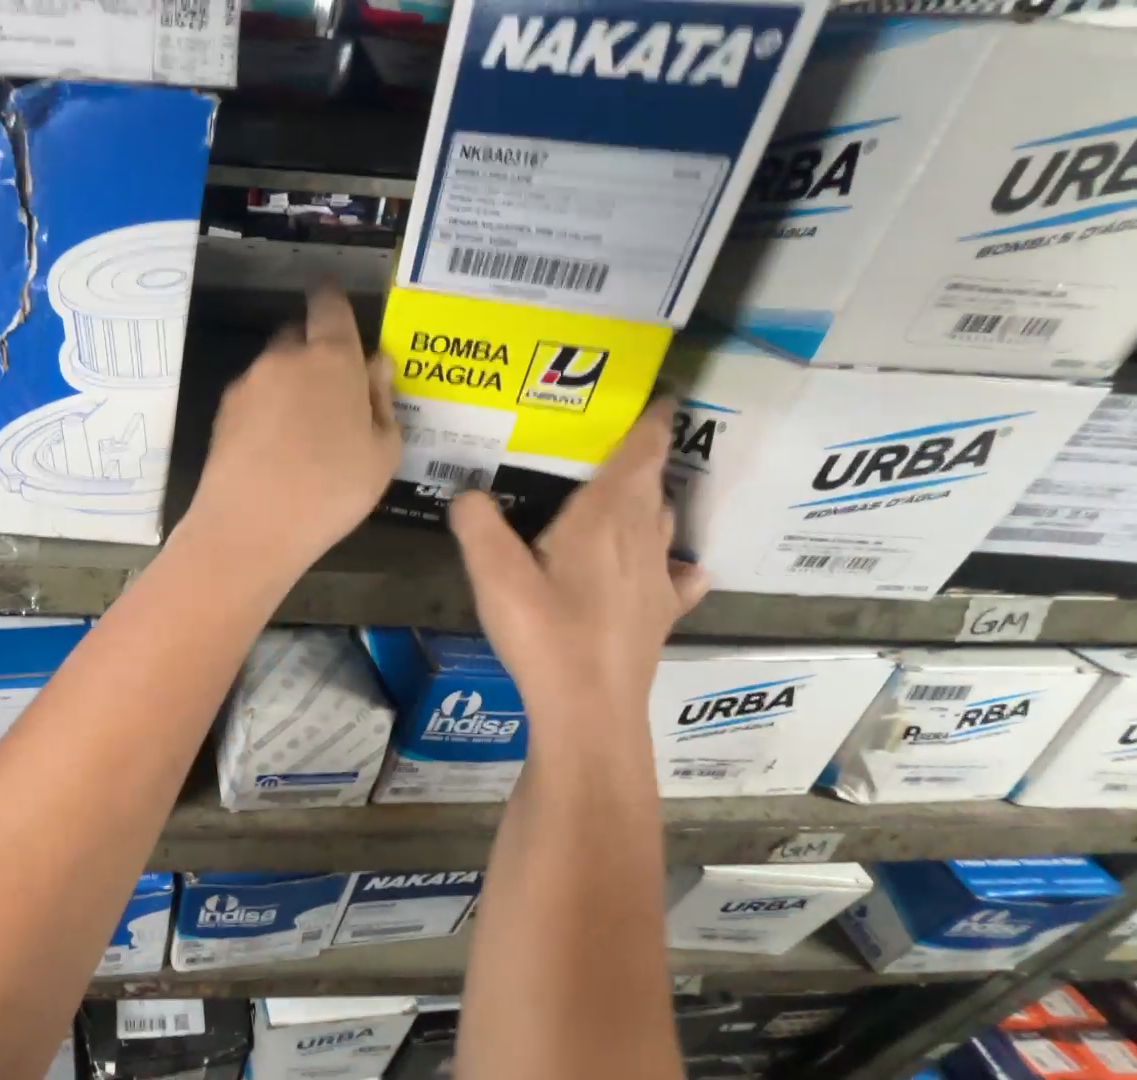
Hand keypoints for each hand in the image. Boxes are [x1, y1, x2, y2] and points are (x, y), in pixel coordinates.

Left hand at [179, 285, 401, 576]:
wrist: (249, 528)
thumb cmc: (331, 490)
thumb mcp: (383, 453)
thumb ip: (382, 402)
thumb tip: (375, 367)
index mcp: (331, 358)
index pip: (330, 306)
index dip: (333, 300)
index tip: (335, 302)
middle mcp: (283, 359)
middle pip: (299, 336)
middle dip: (316, 350)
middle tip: (334, 388)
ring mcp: (247, 385)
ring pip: (274, 369)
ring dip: (290, 383)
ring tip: (304, 428)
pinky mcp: (222, 414)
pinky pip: (254, 397)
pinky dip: (267, 409)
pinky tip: (275, 447)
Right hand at [448, 399, 707, 717]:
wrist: (589, 711)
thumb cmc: (544, 635)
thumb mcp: (493, 575)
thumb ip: (477, 525)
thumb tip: (467, 493)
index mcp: (605, 518)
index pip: (640, 453)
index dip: (651, 420)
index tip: (662, 393)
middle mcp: (641, 539)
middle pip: (652, 485)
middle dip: (643, 457)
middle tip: (616, 442)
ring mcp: (657, 580)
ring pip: (661, 524)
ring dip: (651, 501)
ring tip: (629, 494)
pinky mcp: (659, 615)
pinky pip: (674, 575)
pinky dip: (672, 561)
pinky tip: (671, 569)